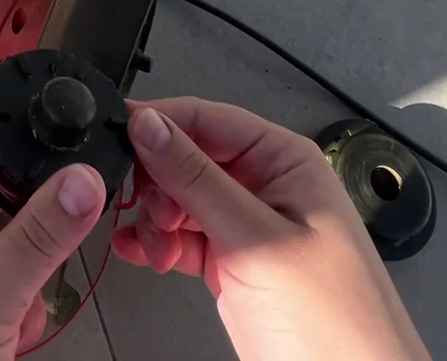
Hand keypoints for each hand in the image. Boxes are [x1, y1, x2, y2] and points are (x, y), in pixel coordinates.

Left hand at [0, 116, 106, 360]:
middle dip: (21, 211)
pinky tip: (19, 336)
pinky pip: (8, 289)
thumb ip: (39, 236)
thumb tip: (88, 176)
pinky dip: (22, 308)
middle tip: (58, 217)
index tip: (32, 136)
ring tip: (29, 298)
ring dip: (26, 269)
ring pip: (4, 243)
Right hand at [110, 98, 429, 360]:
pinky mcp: (231, 262)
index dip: (158, 123)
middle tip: (150, 214)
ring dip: (154, 218)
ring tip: (153, 248)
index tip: (115, 135)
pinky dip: (156, 242)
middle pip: (186, 156)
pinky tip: (138, 251)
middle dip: (157, 183)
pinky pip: (181, 235)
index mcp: (282, 160)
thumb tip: (146, 123)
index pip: (205, 119)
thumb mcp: (257, 242)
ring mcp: (246, 224)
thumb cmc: (332, 327)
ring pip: (177, 196)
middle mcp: (262, 183)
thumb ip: (196, 179)